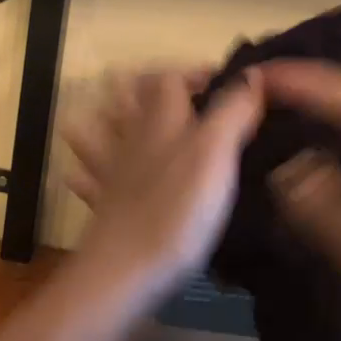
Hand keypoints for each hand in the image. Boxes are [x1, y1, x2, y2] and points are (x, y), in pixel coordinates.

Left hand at [61, 68, 263, 292]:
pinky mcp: (104, 203)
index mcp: (160, 120)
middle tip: (177, 97)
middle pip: (126, 94)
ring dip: (110, 118)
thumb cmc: (176, 209)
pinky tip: (92, 171)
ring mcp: (111, 170)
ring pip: (100, 129)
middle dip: (145, 86)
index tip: (220, 83)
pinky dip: (88, 169)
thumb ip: (234, 112)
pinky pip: (88, 177)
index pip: (168, 76)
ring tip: (130, 120)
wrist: (125, 268)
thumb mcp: (216, 154)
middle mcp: (132, 137)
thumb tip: (252, 74)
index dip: (192, 72)